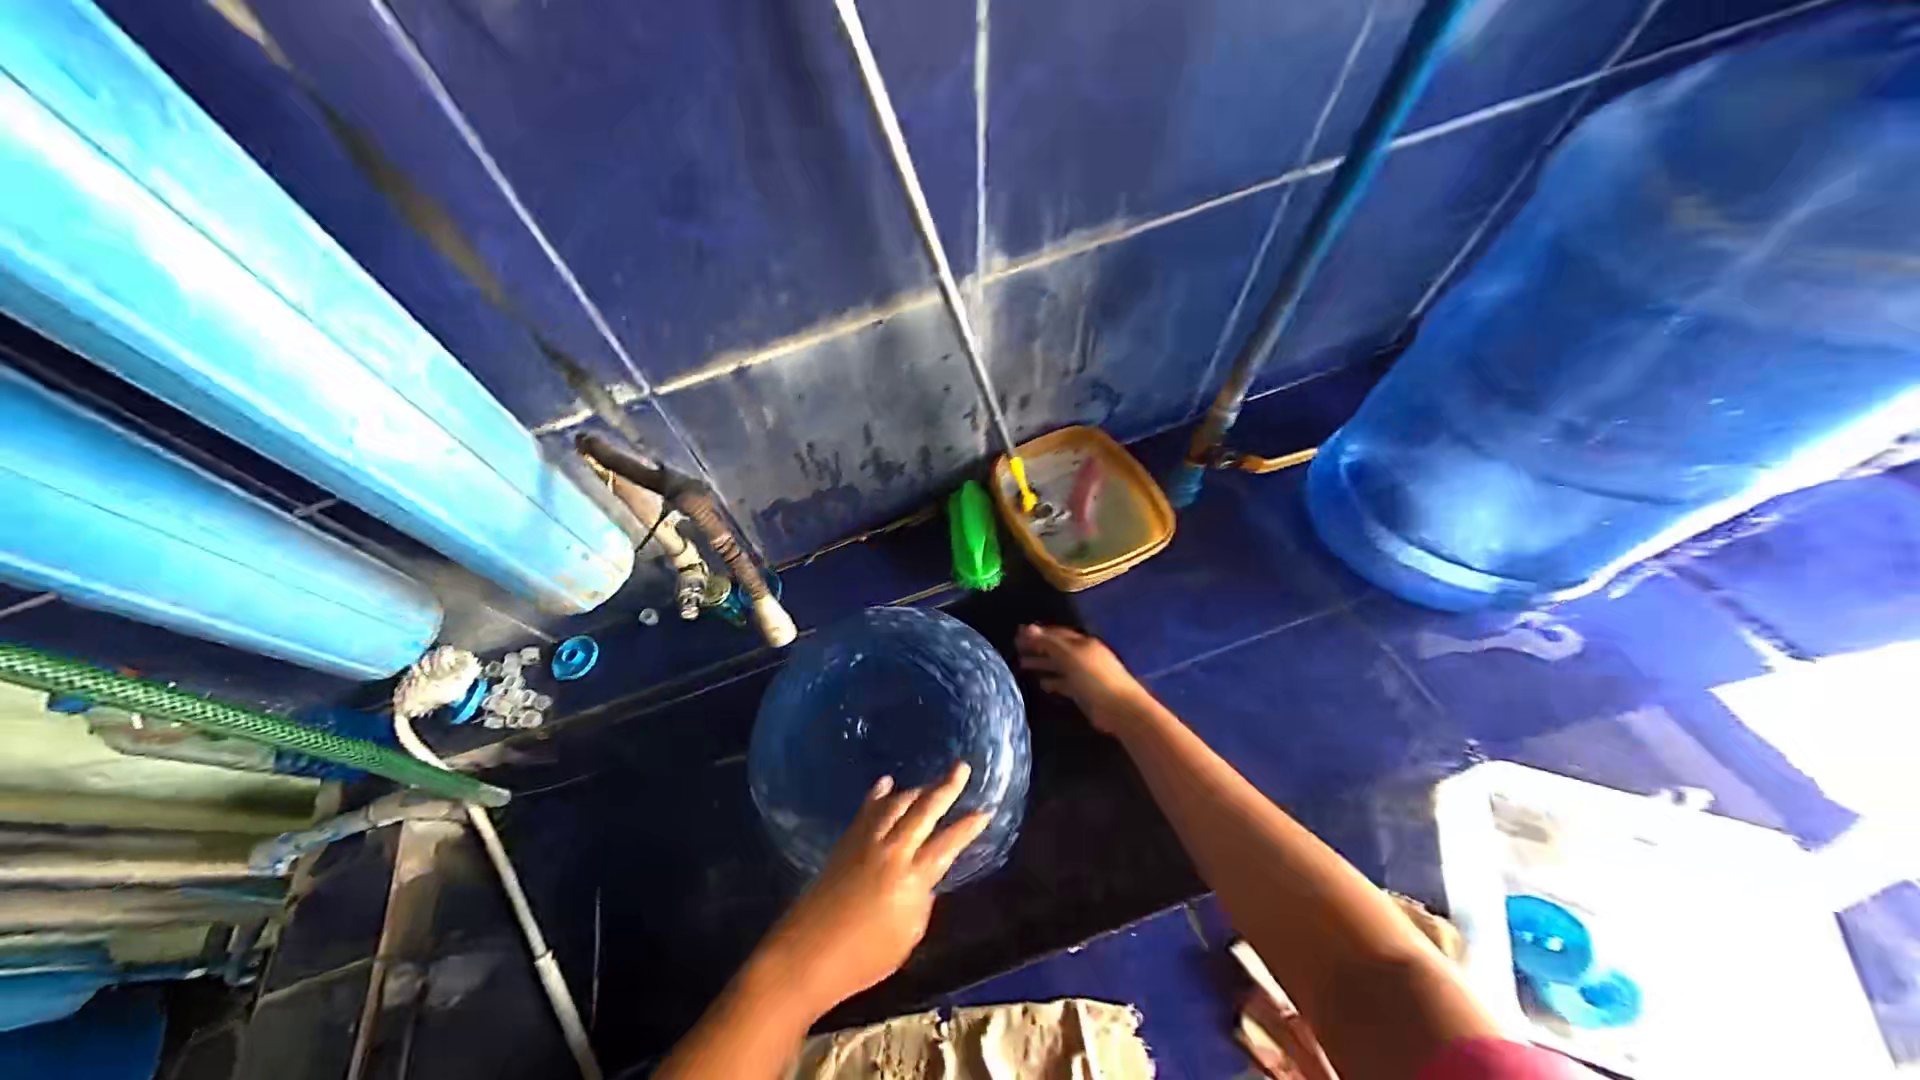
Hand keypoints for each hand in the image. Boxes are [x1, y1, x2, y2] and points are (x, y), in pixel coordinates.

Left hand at [754, 762, 989, 1017]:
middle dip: (947, 787)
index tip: (984, 811)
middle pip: (925, 810)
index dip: (968, 827)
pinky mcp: (846, 842)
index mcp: (912, 878)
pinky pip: (868, 809)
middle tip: (962, 768)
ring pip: (897, 803)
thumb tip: (924, 877)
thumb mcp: (909, 934)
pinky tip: (886, 783)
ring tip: (930, 783)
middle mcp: (892, 851)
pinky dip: (879, 795)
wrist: (807, 955)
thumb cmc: (864, 958)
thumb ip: (922, 898)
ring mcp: (867, 842)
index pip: (948, 843)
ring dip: (916, 790)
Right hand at [1015, 624, 1151, 731]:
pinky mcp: (1083, 692)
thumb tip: (1027, 628)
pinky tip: (1041, 683)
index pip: (1056, 633)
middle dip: (1037, 647)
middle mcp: (1083, 655)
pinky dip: (1052, 681)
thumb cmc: (1095, 677)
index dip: (1037, 633)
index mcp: (1082, 643)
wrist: (1120, 708)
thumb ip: (1048, 643)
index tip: (1018, 634)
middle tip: (1016, 648)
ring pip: (1058, 665)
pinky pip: (1064, 683)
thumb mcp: (1069, 656)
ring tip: (1022, 663)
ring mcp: (1084, 674)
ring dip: (1042, 663)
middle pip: (1056, 648)